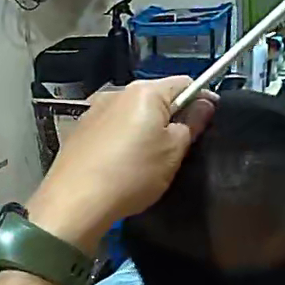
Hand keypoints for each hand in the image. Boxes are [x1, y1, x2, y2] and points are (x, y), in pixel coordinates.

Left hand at [27, 77, 215, 251]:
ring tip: (149, 162)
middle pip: (157, 98)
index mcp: (145, 91)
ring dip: (146, 129)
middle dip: (171, 117)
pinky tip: (122, 166)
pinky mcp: (80, 131)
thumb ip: (192, 123)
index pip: (185, 82)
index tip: (208, 122)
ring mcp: (94, 110)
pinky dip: (123, 140)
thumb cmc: (132, 174)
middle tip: (180, 150)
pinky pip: (112, 128)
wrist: (76, 202)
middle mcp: (117, 92)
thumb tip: (204, 104)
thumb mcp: (173, 152)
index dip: (202, 100)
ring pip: (132, 114)